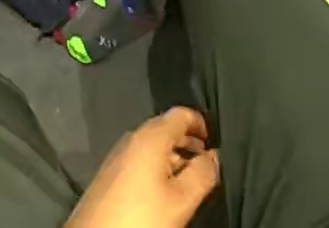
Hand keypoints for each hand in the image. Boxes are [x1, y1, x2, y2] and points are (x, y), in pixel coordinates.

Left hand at [65, 107, 218, 227]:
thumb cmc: (143, 215)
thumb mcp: (181, 199)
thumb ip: (202, 174)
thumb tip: (215, 156)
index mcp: (151, 135)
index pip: (180, 114)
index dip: (200, 122)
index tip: (215, 139)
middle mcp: (134, 136)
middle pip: (167, 127)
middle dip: (189, 140)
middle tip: (208, 159)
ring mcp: (121, 151)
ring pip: (154, 143)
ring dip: (175, 154)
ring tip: (191, 175)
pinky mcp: (113, 169)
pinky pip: (142, 156)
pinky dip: (159, 163)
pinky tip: (166, 186)